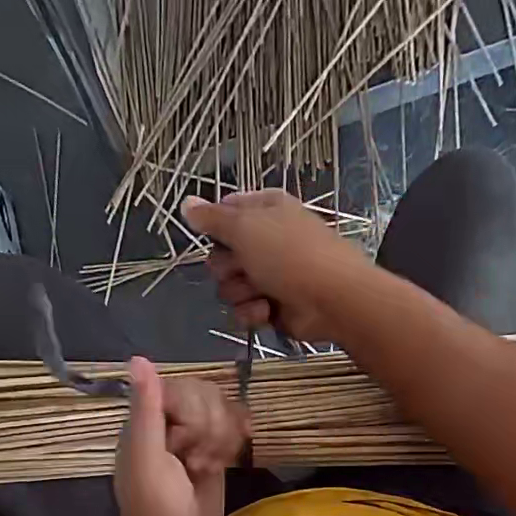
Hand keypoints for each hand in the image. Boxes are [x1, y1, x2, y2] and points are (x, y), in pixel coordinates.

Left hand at [113, 355, 249, 515]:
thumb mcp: (148, 464)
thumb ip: (146, 411)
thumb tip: (138, 359)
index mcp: (145, 423)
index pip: (180, 386)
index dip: (192, 412)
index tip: (186, 445)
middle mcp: (168, 424)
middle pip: (206, 394)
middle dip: (209, 430)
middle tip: (195, 464)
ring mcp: (193, 437)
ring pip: (223, 409)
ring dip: (221, 440)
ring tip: (206, 469)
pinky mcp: (215, 450)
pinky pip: (233, 425)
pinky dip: (233, 443)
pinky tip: (224, 464)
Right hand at [181, 189, 378, 341]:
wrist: (330, 298)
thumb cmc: (289, 254)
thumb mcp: (246, 227)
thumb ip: (212, 218)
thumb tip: (185, 203)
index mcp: (263, 210)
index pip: (224, 213)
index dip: (216, 228)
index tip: (219, 236)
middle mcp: (265, 241)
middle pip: (220, 256)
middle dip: (227, 267)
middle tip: (243, 267)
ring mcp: (268, 276)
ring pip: (228, 288)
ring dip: (240, 293)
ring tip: (261, 292)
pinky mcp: (270, 306)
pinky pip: (242, 311)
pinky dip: (252, 312)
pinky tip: (267, 311)